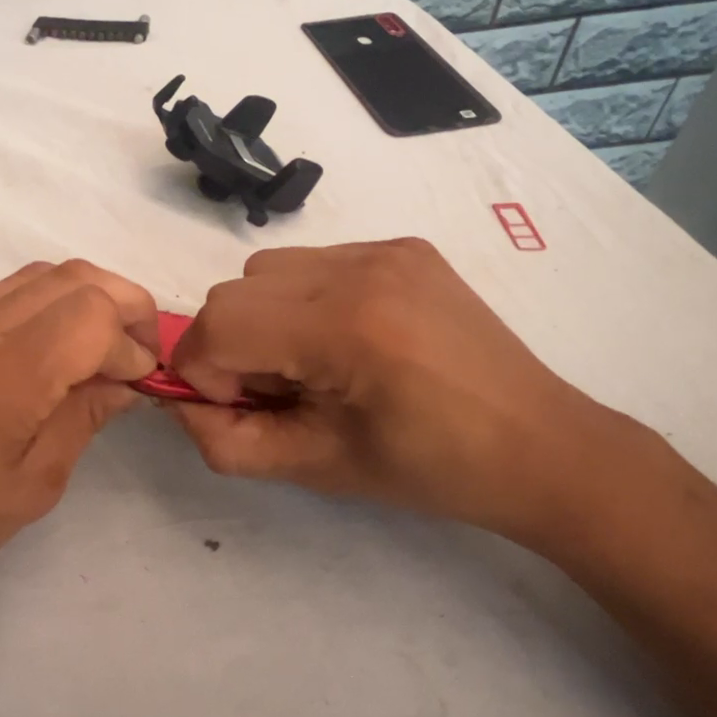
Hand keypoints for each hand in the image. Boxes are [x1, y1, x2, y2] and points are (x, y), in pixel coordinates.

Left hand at [0, 260, 159, 611]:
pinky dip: (49, 304)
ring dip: (87, 298)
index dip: (132, 340)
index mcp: (0, 378)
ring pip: (40, 275)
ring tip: (104, 347)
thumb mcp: (35, 484)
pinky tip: (58, 347)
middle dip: (123, 304)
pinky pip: (7, 293)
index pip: (91, 314)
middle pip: (72, 277)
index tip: (142, 379)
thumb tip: (130, 377)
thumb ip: (86, 416)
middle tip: (137, 353)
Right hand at [167, 239, 637, 540]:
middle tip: (281, 392)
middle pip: (234, 290)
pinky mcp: (401, 245)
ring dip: (264, 318)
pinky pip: (312, 261)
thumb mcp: (315, 469)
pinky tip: (348, 339)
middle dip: (232, 345)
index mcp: (346, 328)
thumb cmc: (429, 471)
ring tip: (315, 363)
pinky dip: (302, 300)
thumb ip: (225, 441)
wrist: (539, 445)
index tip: (241, 408)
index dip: (206, 372)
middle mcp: (360, 269)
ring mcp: (384, 249)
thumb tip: (177, 400)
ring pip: (266, 270)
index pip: (218, 322)